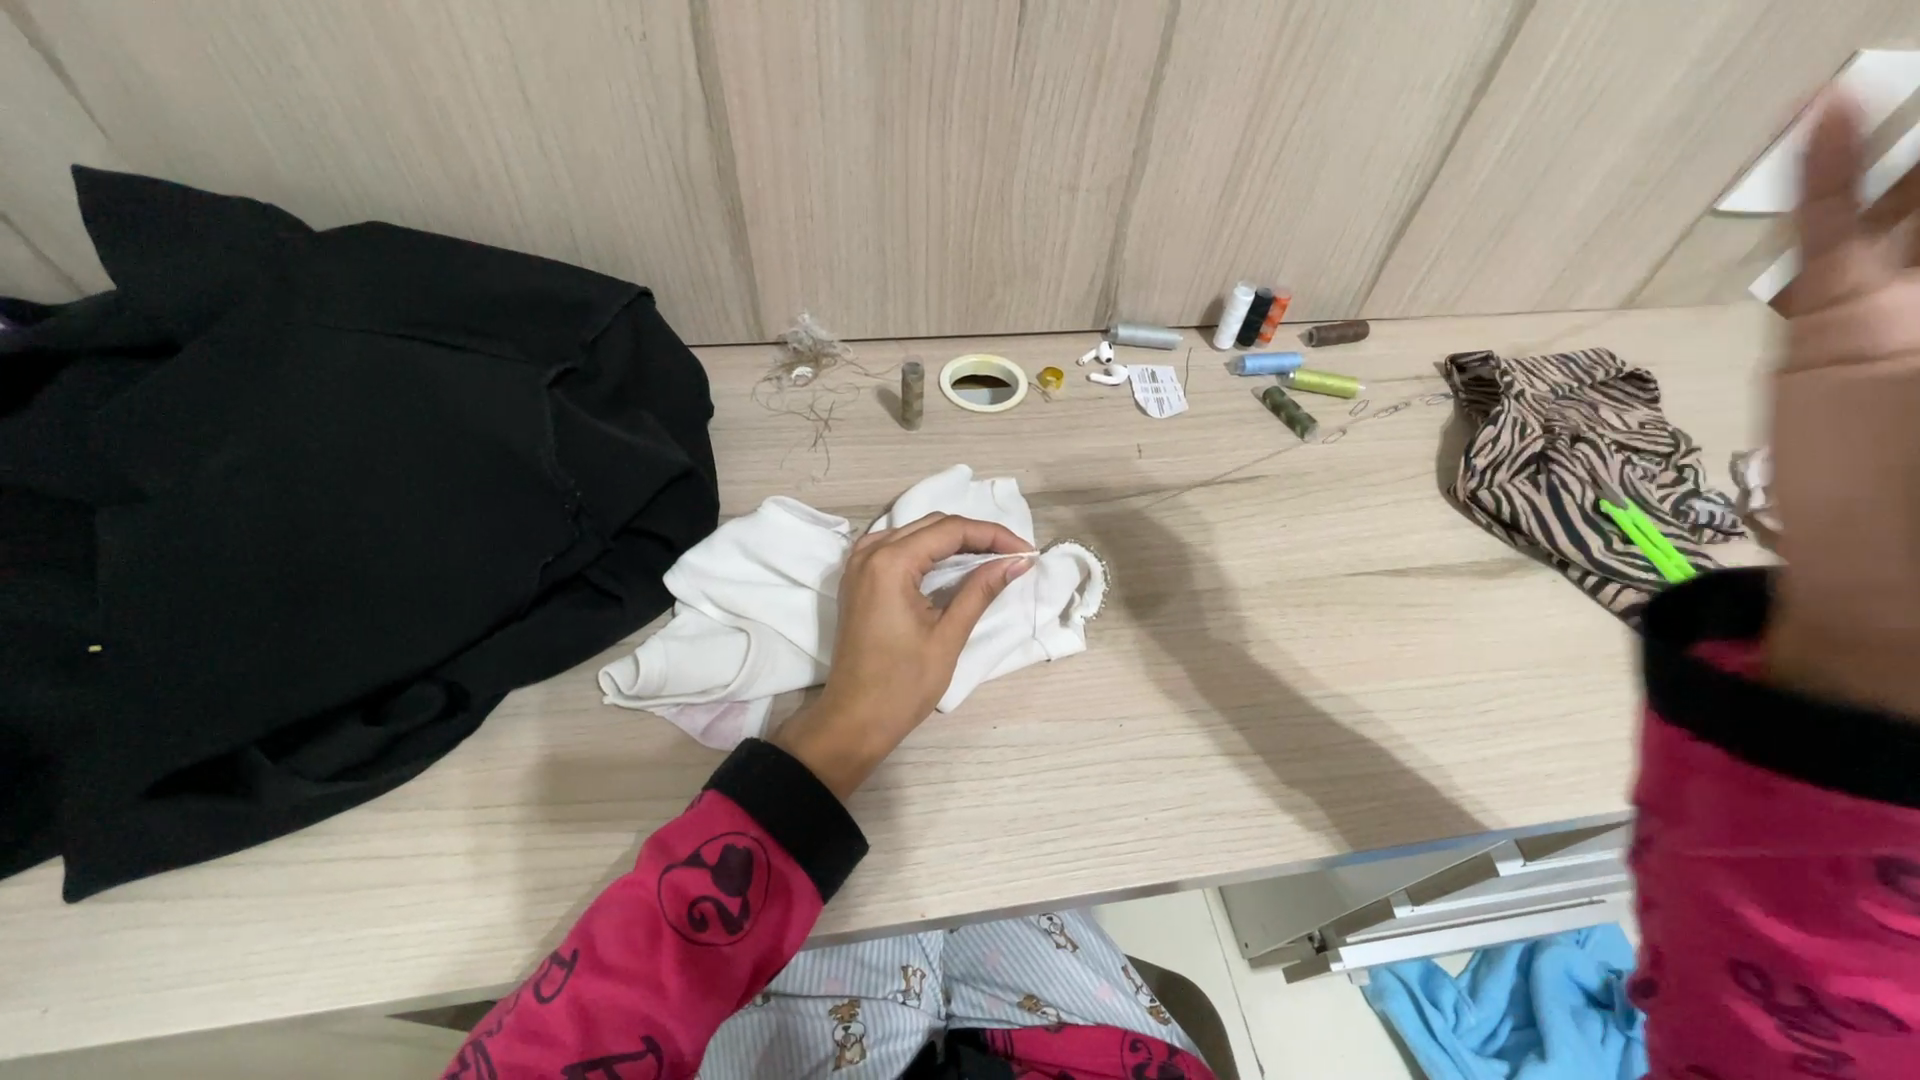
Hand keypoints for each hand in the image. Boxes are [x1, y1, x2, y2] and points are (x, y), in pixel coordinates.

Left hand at [772, 513, 1031, 797]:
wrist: (853, 720)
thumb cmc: (902, 685)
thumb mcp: (948, 636)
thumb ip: (980, 591)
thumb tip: (1016, 563)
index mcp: (890, 563)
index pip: (951, 530)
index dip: (993, 536)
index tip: (1027, 553)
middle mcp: (870, 553)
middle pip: (933, 525)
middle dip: (976, 536)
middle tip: (1013, 557)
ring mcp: (858, 565)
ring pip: (914, 532)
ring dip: (952, 540)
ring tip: (989, 558)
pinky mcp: (857, 580)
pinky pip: (896, 547)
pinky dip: (926, 550)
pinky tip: (950, 564)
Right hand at [1767, 93, 1919, 715]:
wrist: (1893, 574)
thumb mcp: (1908, 364)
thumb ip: (1872, 274)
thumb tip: (1867, 180)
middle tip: (1916, 103)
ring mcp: (1897, 306)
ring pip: (1906, 206)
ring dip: (1904, 151)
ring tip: (1892, 92)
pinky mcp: (1829, 327)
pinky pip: (1829, 234)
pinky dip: (1825, 174)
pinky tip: (1829, 104)